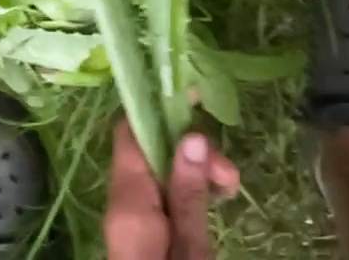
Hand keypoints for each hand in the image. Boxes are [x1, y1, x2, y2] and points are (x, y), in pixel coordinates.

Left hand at [104, 123, 241, 259]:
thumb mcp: (190, 250)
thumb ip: (189, 196)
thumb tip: (193, 136)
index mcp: (128, 199)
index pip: (131, 132)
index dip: (160, 111)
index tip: (197, 103)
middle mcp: (120, 200)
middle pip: (150, 151)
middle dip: (190, 149)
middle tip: (228, 173)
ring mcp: (127, 216)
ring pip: (158, 172)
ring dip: (193, 171)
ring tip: (228, 188)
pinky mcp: (138, 231)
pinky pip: (158, 194)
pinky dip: (184, 190)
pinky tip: (212, 198)